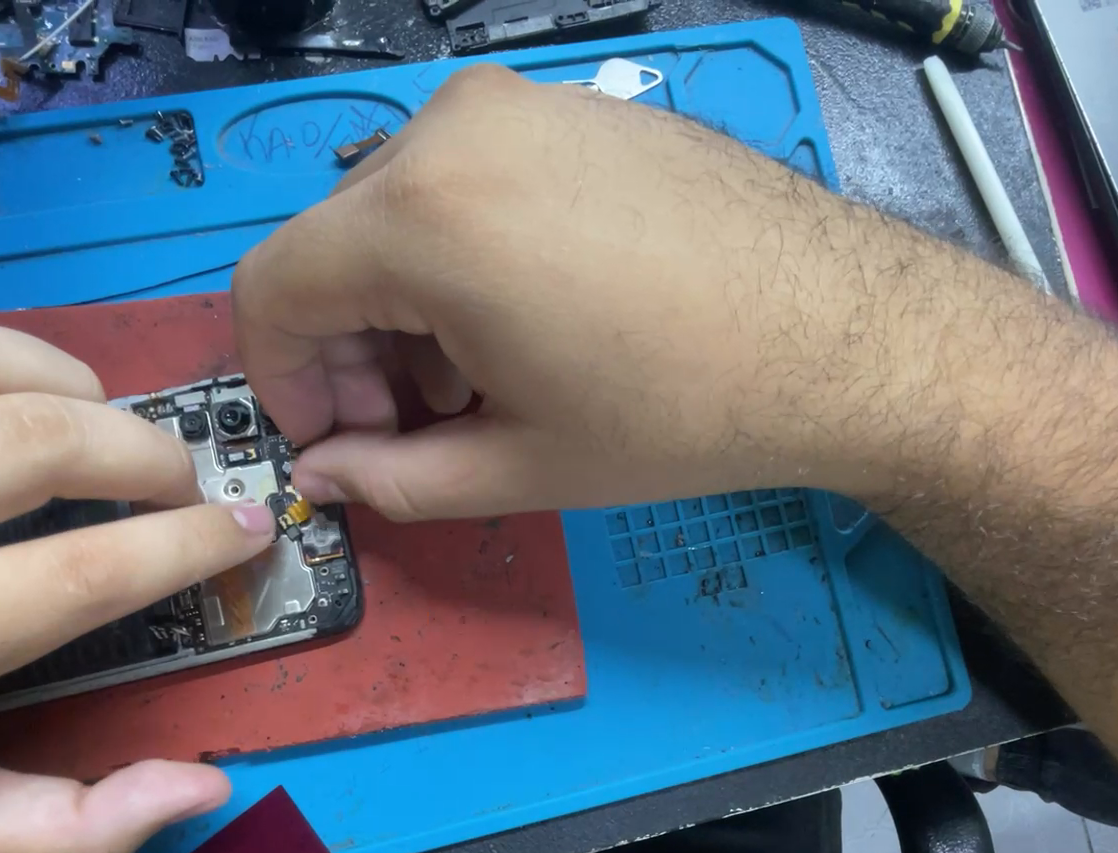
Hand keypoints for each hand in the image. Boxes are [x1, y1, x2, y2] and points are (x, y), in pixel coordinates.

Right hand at [233, 66, 953, 519]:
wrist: (846, 337)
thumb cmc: (679, 414)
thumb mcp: (523, 466)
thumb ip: (396, 480)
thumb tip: (320, 476)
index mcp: (421, 219)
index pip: (272, 288)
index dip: (283, 379)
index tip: (335, 438)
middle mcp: (451, 133)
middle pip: (336, 250)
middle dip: (351, 354)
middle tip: (412, 430)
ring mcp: (519, 107)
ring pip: (398, 217)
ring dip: (408, 313)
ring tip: (480, 388)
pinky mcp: (571, 114)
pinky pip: (467, 186)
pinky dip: (461, 262)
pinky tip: (527, 323)